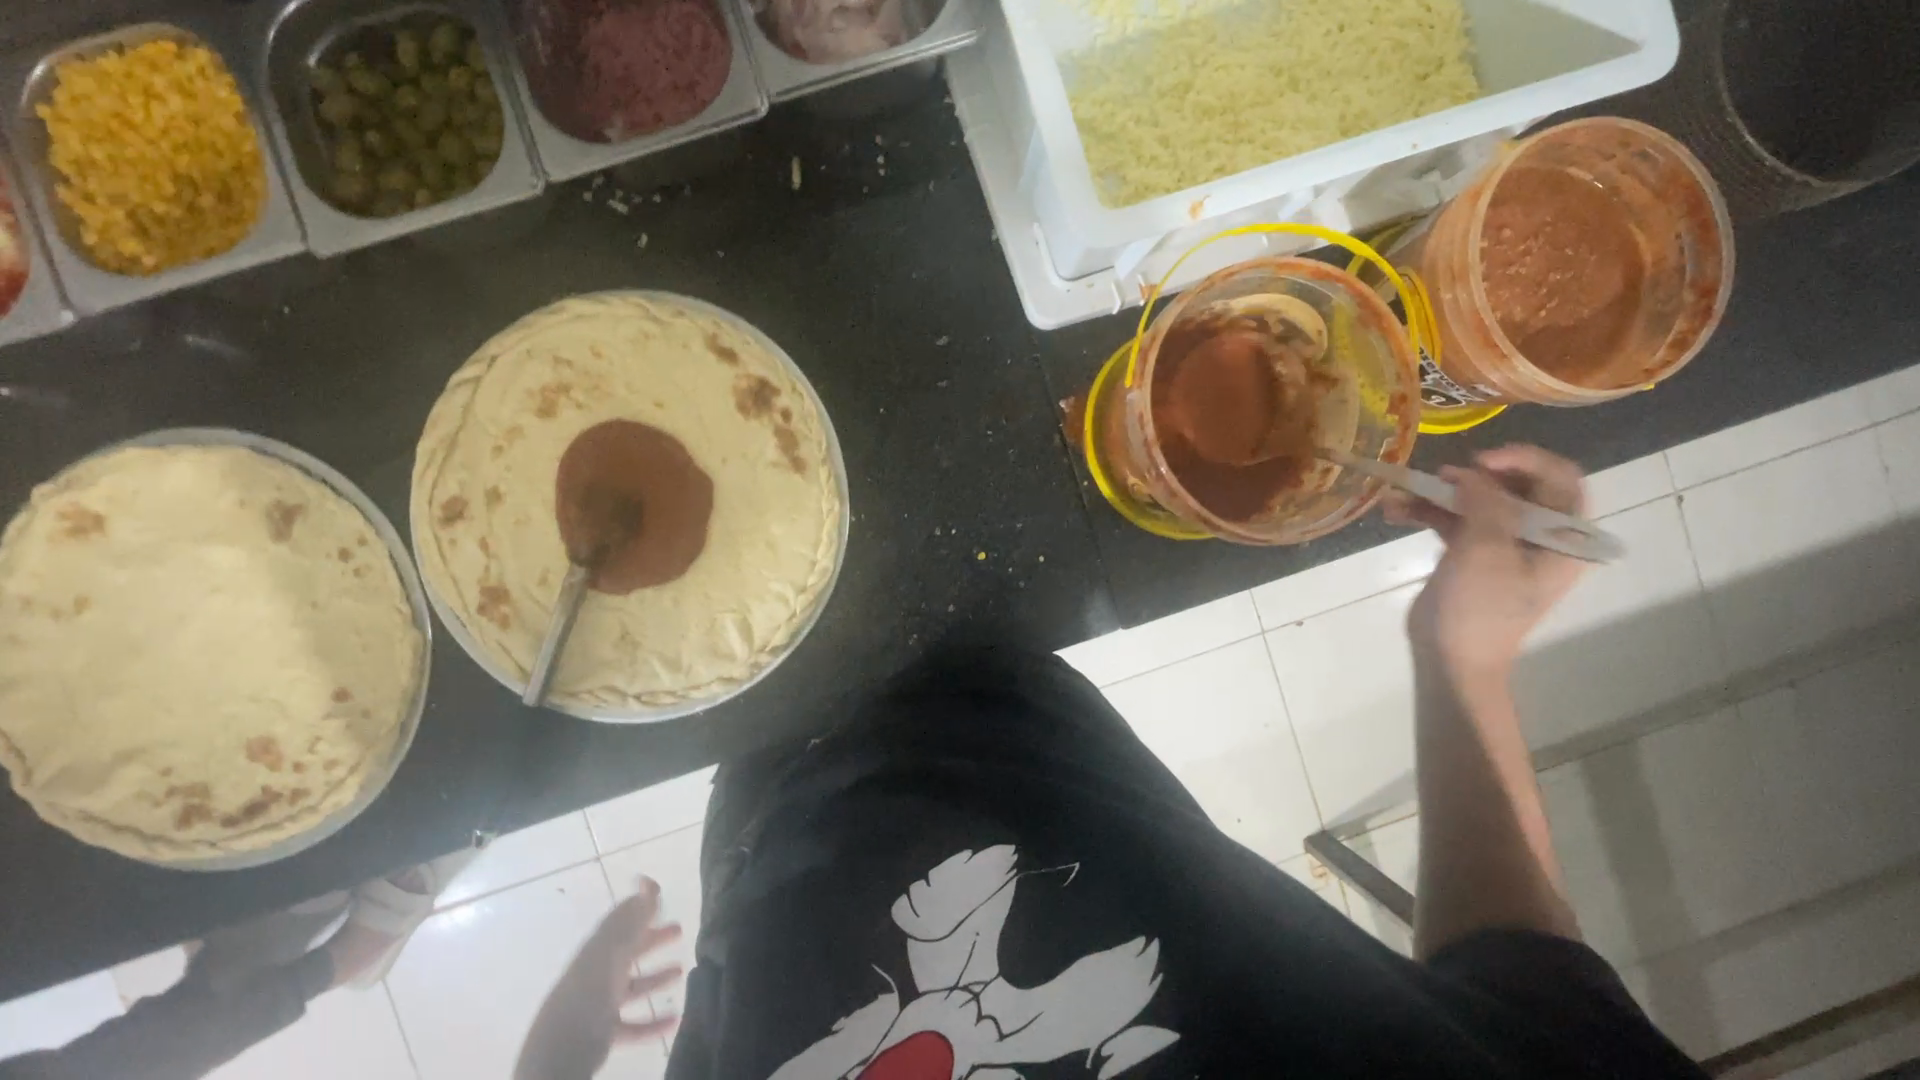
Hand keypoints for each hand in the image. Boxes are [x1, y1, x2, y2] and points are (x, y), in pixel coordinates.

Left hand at [515, 878, 684, 1079]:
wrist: (556, 1062)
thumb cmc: (584, 1003)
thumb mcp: (609, 957)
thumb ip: (630, 923)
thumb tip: (647, 885)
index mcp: (594, 956)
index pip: (618, 924)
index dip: (637, 908)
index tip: (661, 894)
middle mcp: (594, 977)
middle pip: (625, 952)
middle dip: (650, 938)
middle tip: (679, 929)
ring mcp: (598, 1008)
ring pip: (630, 986)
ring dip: (654, 976)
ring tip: (680, 970)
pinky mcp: (603, 1036)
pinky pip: (632, 1024)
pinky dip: (653, 1020)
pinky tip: (674, 1018)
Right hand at [1385, 445, 1588, 681]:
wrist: (1453, 660)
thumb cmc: (1481, 609)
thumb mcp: (1486, 551)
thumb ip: (1486, 503)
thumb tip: (1471, 473)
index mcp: (1562, 539)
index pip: (1560, 480)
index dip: (1524, 461)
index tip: (1481, 461)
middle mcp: (1539, 537)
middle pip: (1514, 487)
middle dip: (1473, 478)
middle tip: (1441, 476)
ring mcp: (1503, 546)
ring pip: (1476, 502)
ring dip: (1438, 495)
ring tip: (1403, 493)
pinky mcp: (1470, 555)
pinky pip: (1452, 522)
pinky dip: (1425, 513)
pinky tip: (1395, 511)